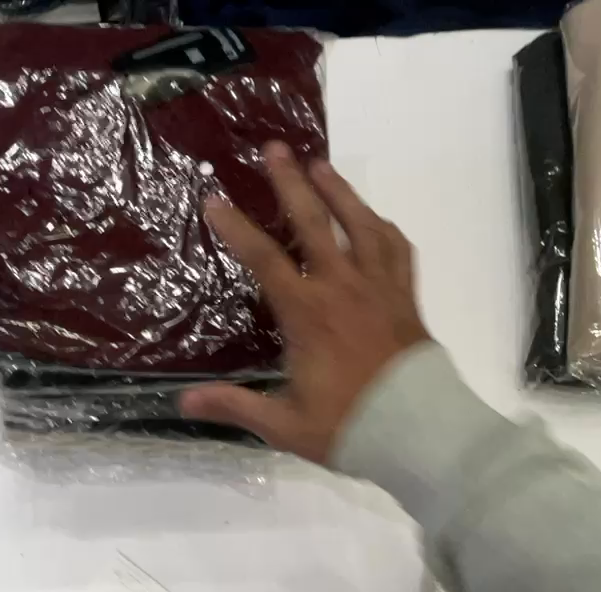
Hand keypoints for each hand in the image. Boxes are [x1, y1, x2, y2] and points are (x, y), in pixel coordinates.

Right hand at [182, 141, 431, 462]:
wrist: (417, 433)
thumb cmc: (346, 427)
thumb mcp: (282, 424)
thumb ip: (234, 406)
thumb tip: (183, 400)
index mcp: (307, 315)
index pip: (264, 260)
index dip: (237, 229)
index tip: (216, 202)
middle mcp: (342, 288)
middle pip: (314, 223)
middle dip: (290, 184)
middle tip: (275, 149)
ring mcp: (379, 288)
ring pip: (360, 225)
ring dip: (339, 192)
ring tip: (321, 165)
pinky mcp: (405, 298)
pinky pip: (396, 250)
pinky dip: (382, 229)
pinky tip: (373, 219)